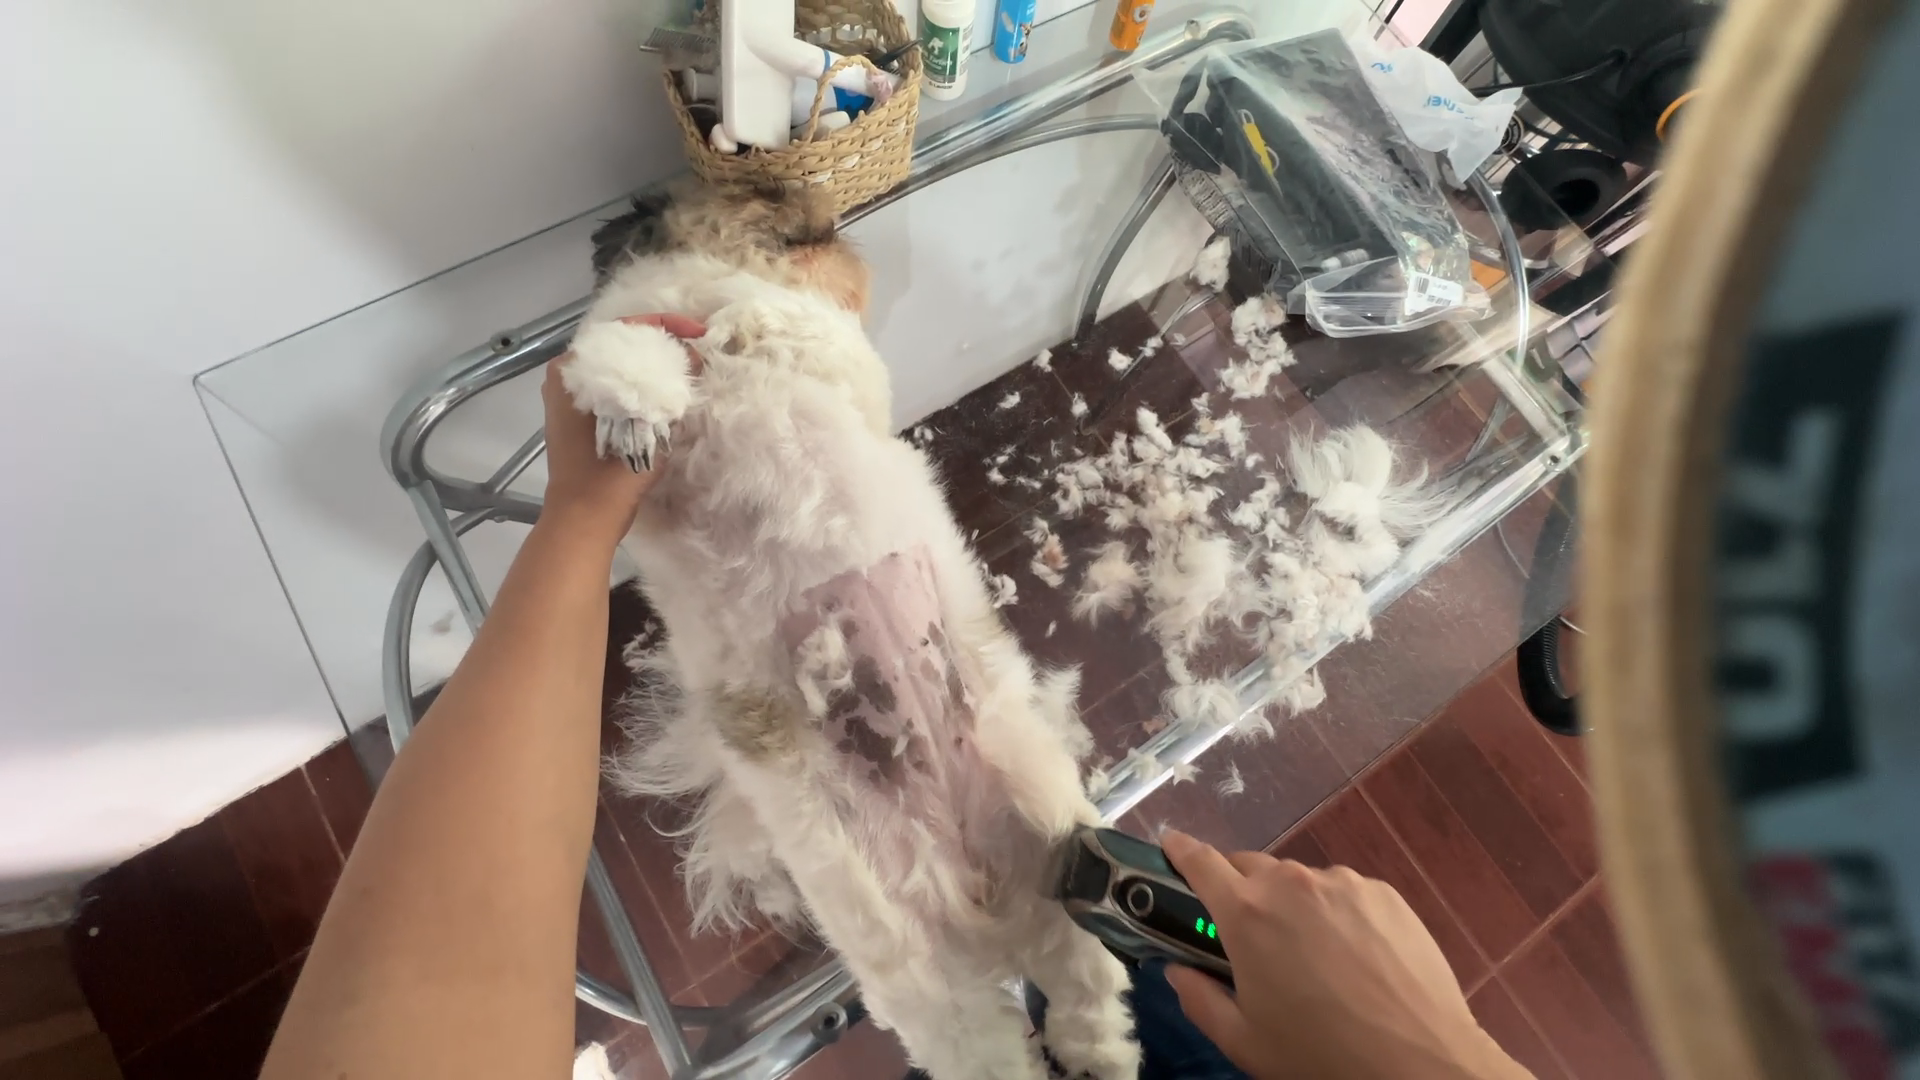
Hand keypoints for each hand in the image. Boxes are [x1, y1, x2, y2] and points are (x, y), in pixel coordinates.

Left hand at [538, 314, 704, 548]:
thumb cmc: (611, 475)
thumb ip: (669, 386)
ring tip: (688, 369)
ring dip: (653, 365)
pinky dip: (642, 384)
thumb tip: (693, 357)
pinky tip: (667, 394)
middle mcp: (567, 375)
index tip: (700, 333)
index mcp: (574, 369)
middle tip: (698, 351)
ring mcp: (571, 396)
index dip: (667, 326)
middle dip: (662, 344)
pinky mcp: (581, 416)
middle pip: (622, 344)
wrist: (585, 517)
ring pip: (620, 366)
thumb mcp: (649, 425)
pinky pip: (616, 386)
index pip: (625, 329)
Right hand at [1161, 830, 1528, 1079]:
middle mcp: (1287, 882)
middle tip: (1253, 934)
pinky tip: (1358, 955)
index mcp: (1245, 911)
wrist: (1427, 1069)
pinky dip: (1337, 912)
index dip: (1179, 848)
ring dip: (1292, 902)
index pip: (1198, 860)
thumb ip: (1199, 999)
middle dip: (1241, 889)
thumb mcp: (1245, 1042)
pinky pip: (1343, 891)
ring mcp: (1338, 882)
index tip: (1170, 845)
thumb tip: (1176, 970)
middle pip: (1248, 866)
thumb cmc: (1321, 1057)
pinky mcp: (1382, 891)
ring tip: (1315, 953)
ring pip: (1297, 880)